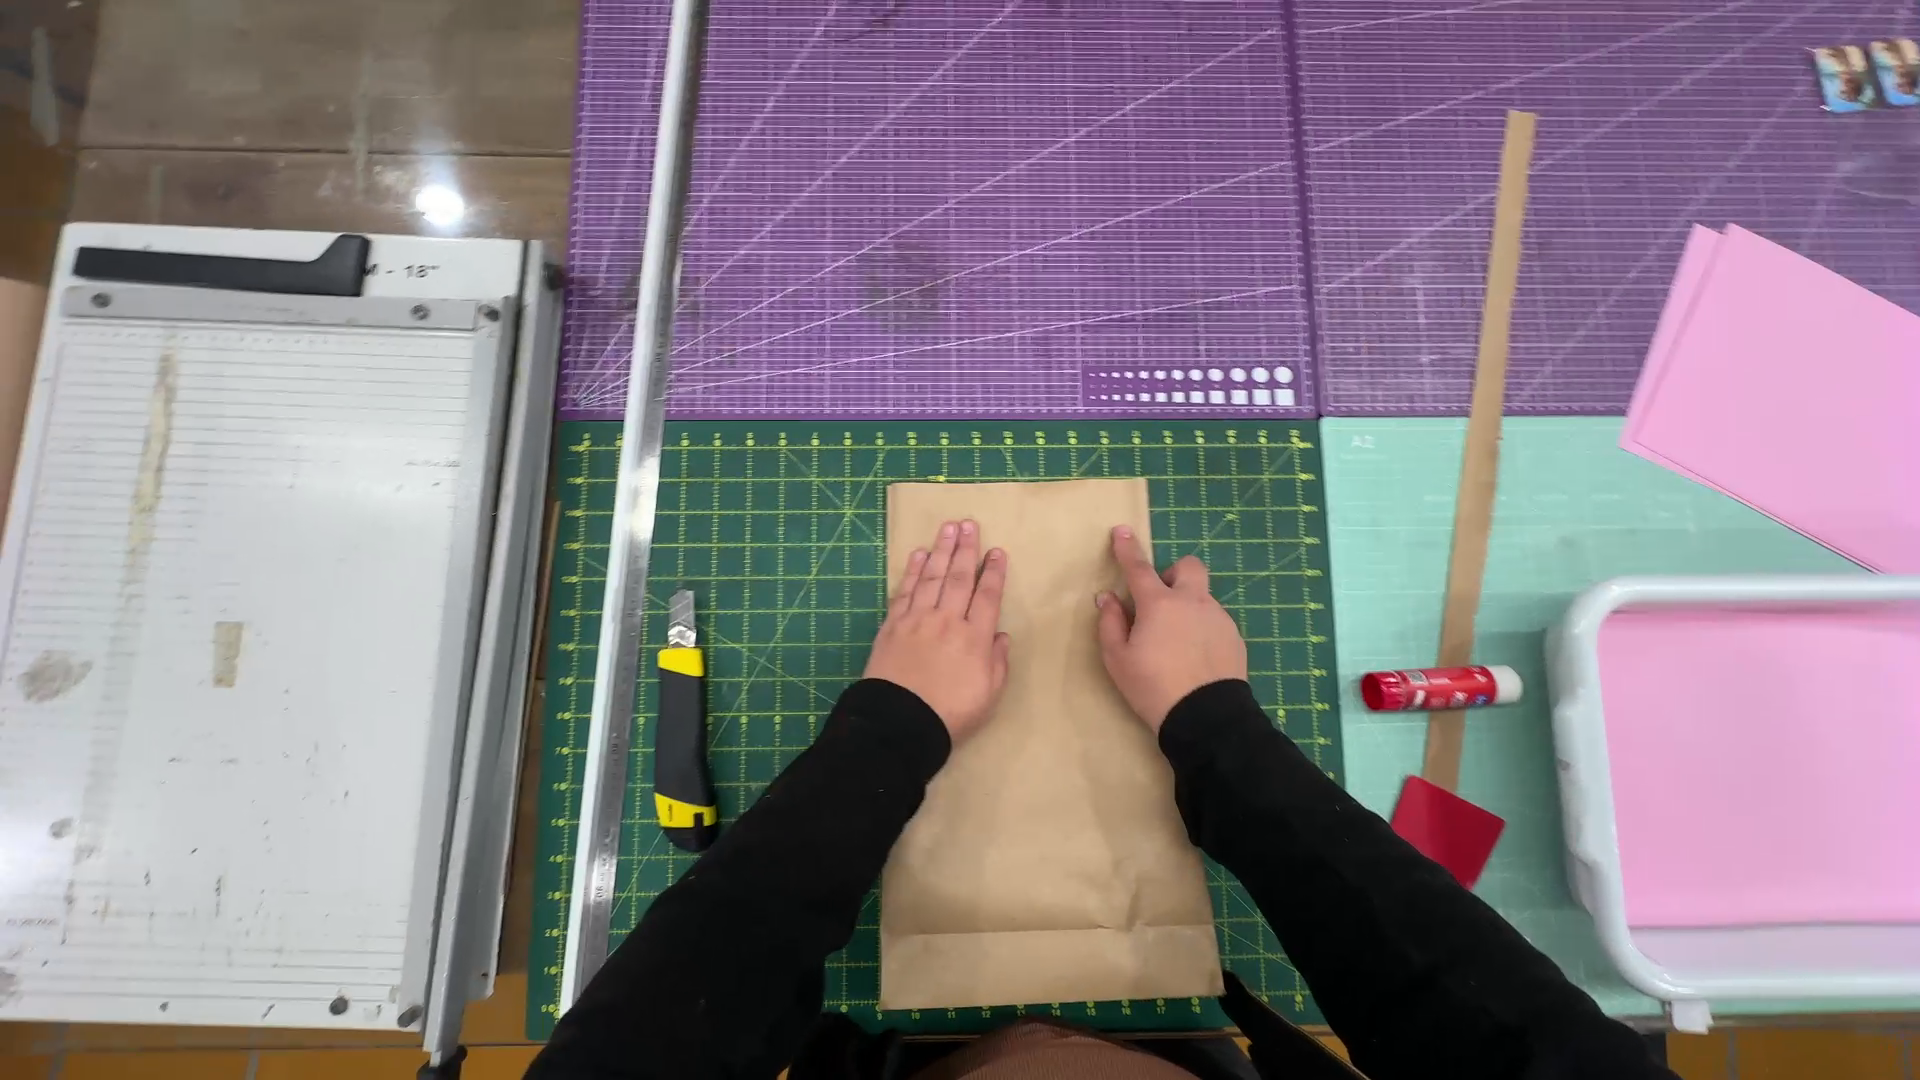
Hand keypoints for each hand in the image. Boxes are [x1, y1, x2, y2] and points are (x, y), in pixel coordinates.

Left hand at [865, 519, 1010, 740]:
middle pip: (959, 577)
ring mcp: (918, 619)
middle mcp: (948, 620)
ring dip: (941, 550)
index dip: (994, 572)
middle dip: (966, 549)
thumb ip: (998, 662)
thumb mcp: (989, 694)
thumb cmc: (950, 713)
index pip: (988, 596)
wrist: (899, 723)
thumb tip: (1000, 635)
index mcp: (975, 637)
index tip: (997, 551)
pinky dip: (914, 570)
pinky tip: (920, 555)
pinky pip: (906, 590)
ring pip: (933, 577)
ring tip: (948, 528)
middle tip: (969, 524)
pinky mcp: (893, 624)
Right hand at [1095, 525, 1247, 732]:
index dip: (1127, 548)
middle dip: (1174, 573)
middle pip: (1189, 567)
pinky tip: (1194, 657)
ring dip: (1187, 607)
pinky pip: (1214, 621)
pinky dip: (1201, 629)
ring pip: (1202, 597)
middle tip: (1160, 600)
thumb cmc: (1152, 687)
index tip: (1122, 531)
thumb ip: (1110, 623)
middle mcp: (1192, 602)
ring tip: (1176, 643)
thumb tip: (1108, 598)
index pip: (1138, 567)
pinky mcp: (1235, 637)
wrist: (1206, 718)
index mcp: (1159, 604)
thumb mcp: (1117, 659)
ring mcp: (1218, 618)